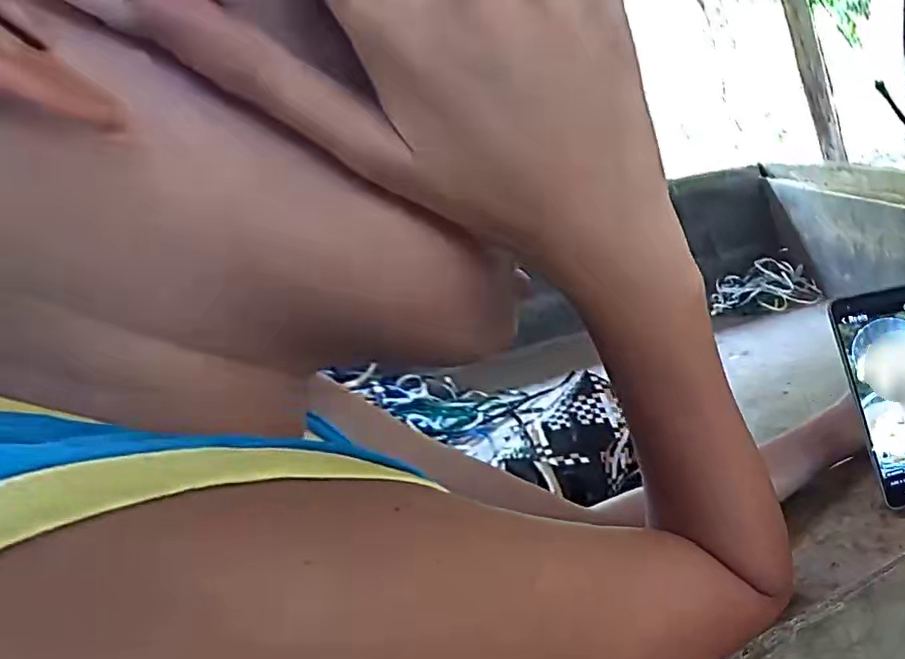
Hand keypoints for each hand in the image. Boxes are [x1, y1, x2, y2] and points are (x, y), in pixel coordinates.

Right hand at [110, 0, 668, 273]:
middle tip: (400, 25)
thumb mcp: (380, 158)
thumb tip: (135, 2)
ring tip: (463, 24)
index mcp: (395, 20)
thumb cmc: (500, 206)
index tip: (352, 16)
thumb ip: (260, 73)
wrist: (614, 235)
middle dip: (386, 1)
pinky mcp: (603, 2)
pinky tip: (514, 18)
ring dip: (466, 0)